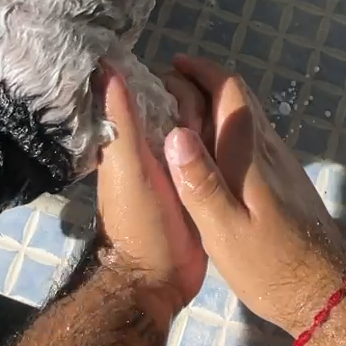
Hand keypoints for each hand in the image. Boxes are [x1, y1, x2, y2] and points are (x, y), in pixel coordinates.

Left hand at [93, 64, 206, 321]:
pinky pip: (213, 152)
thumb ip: (121, 120)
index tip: (189, 79)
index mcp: (133, 137)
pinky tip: (240, 136)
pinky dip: (223, 143)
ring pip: (200, 128)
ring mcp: (179, 166)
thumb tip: (105, 66)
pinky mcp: (200, 183)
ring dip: (213, 121)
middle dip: (196, 102)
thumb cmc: (137, 221)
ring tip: (231, 117)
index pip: (154, 93)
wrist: (159, 279)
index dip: (171, 83)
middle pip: (181, 107)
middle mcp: (155, 146)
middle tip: (208, 111)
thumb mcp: (127, 167)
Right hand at [161, 56, 345, 335]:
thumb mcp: (225, 231)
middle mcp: (267, 147)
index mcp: (249, 153)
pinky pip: (250, 135)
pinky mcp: (283, 178)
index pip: (230, 91)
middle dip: (204, 81)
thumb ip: (201, 182)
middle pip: (239, 96)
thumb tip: (175, 132)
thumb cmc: (270, 265)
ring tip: (179, 114)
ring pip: (246, 114)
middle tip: (167, 87)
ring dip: (214, 103)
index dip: (202, 70)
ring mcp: (279, 162)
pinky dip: (225, 126)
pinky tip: (208, 151)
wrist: (327, 292)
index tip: (173, 65)